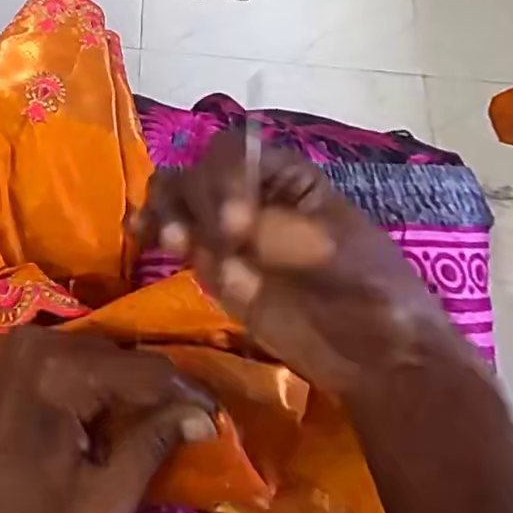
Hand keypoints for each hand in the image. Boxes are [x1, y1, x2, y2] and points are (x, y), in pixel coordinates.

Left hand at [0, 326, 218, 512]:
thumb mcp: (98, 506)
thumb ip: (150, 447)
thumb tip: (199, 413)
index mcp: (57, 369)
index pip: (142, 368)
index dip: (186, 389)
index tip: (218, 413)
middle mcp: (36, 338)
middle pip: (116, 353)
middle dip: (154, 385)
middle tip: (189, 418)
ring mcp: (16, 341)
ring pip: (92, 351)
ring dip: (123, 381)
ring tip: (156, 417)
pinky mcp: (6, 353)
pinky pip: (64, 355)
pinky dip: (91, 378)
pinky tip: (107, 410)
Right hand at [134, 131, 468, 398]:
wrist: (373, 360)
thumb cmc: (372, 295)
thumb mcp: (341, 257)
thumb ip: (284, 233)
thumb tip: (233, 226)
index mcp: (283, 175)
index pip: (235, 152)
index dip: (224, 177)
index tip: (234, 225)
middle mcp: (245, 189)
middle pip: (197, 171)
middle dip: (199, 205)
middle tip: (218, 248)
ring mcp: (222, 224)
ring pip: (174, 193)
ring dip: (166, 211)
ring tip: (171, 244)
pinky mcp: (207, 258)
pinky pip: (167, 231)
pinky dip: (148, 227)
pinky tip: (140, 236)